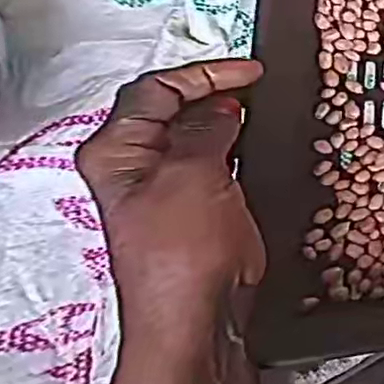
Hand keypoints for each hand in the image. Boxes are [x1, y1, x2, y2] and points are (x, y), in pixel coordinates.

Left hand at [77, 60, 265, 360]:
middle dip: (215, 90)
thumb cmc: (183, 248)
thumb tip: (224, 105)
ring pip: (198, 134)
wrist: (196, 312)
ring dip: (229, 117)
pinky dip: (239, 143)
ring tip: (265, 107)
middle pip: (172, 108)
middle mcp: (137, 164)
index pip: (157, 90)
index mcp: (118, 151)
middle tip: (261, 84)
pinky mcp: (201, 204)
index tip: (252, 71)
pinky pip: (218, 159)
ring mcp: (170, 186)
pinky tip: (261, 142)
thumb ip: (207, 132)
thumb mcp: (193, 176)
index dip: (206, 74)